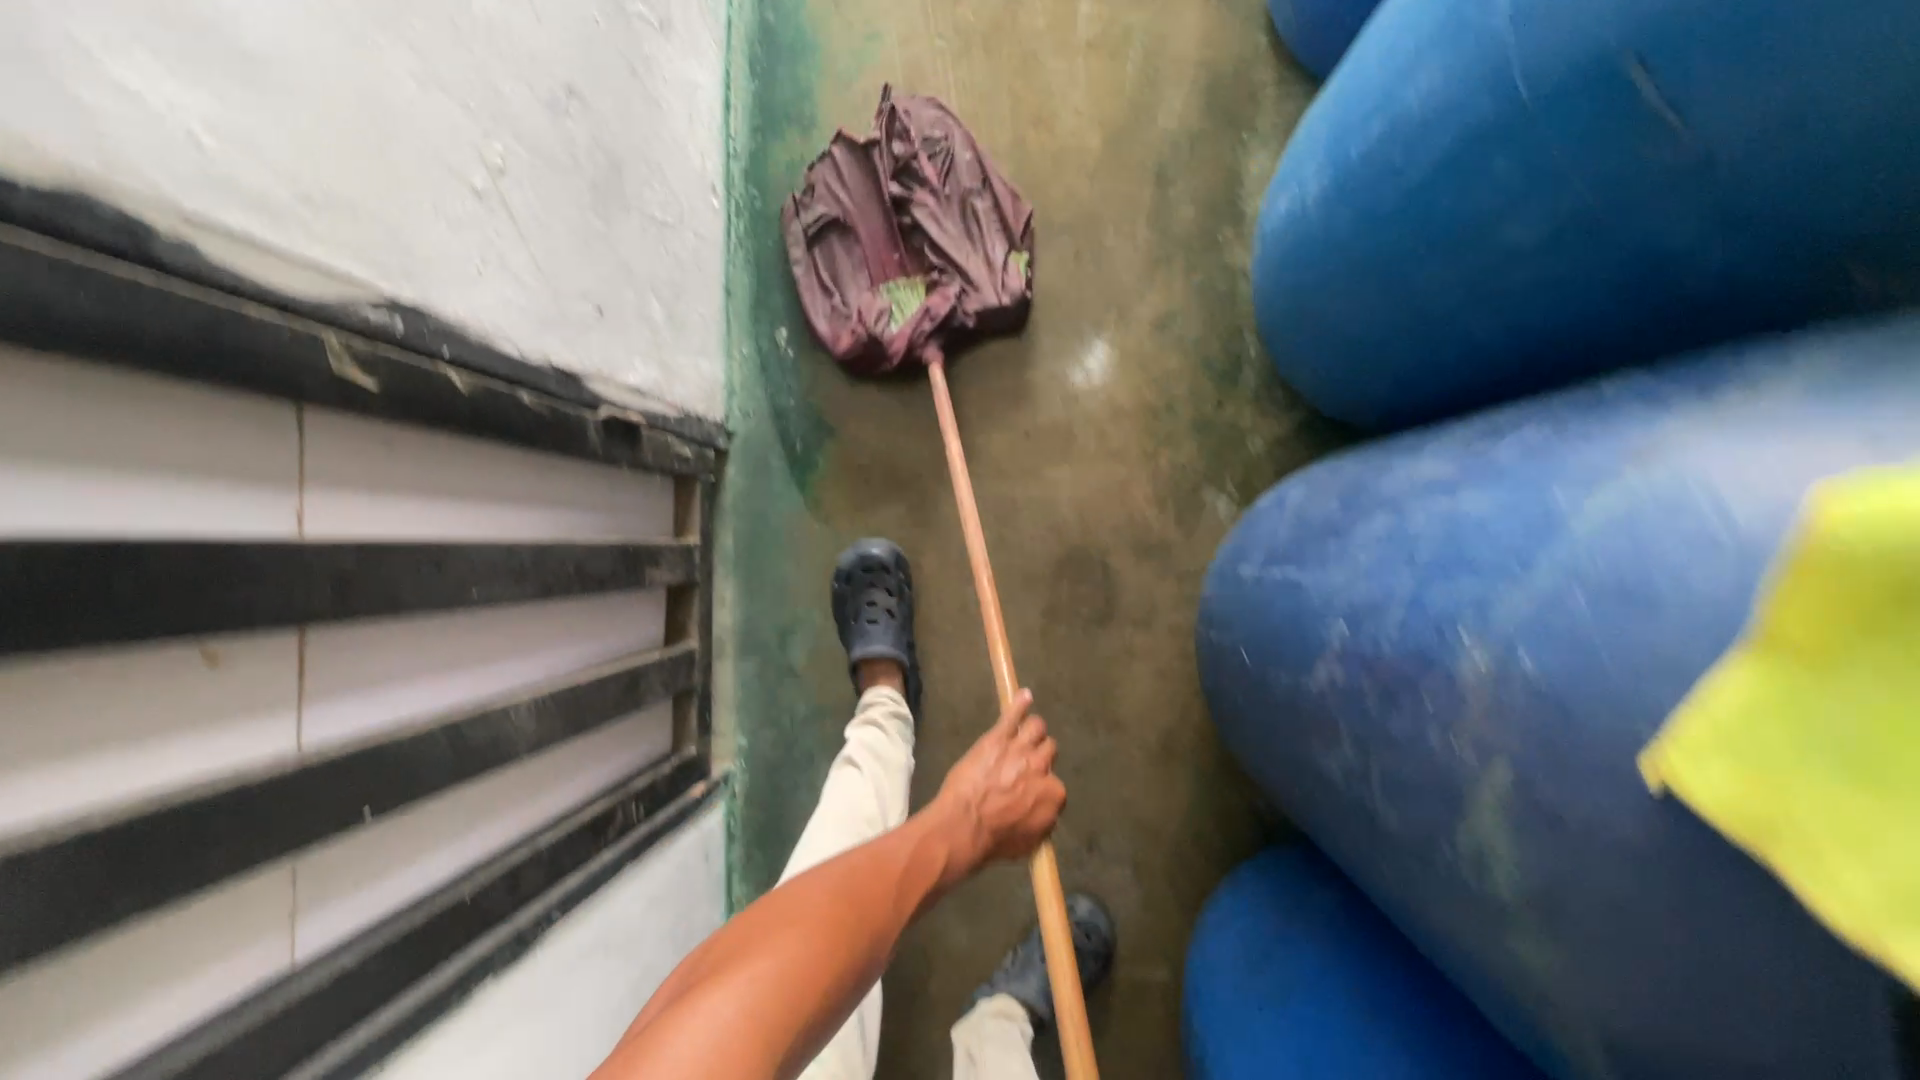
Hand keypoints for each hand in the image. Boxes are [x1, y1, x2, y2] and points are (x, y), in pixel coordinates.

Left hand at [930, 689, 1065, 882]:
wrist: (964, 825)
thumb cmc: (994, 841)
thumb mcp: (1029, 843)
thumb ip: (1042, 823)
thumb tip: (1044, 814)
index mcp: (1054, 795)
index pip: (1055, 785)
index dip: (1042, 786)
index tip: (1030, 791)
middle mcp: (1041, 767)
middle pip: (1048, 751)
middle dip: (1039, 755)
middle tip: (1026, 761)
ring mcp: (1020, 749)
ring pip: (1036, 728)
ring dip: (1032, 730)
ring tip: (1026, 731)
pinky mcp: (998, 738)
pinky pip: (1013, 715)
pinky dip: (1019, 704)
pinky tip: (1024, 695)